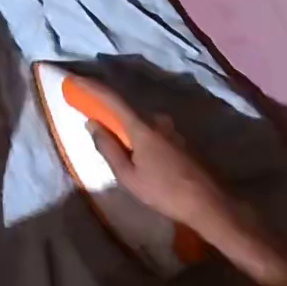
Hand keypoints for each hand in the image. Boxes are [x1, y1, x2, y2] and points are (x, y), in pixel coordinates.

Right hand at [78, 77, 286, 285]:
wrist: (212, 206)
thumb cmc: (165, 192)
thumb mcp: (128, 176)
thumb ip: (108, 148)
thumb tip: (92, 124)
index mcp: (142, 126)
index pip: (112, 99)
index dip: (91, 87)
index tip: (74, 79)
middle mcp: (159, 120)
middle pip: (127, 108)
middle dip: (108, 109)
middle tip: (92, 116)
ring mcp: (173, 129)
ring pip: (141, 120)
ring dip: (126, 125)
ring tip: (114, 140)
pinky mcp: (182, 140)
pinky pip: (152, 129)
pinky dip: (139, 133)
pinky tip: (137, 152)